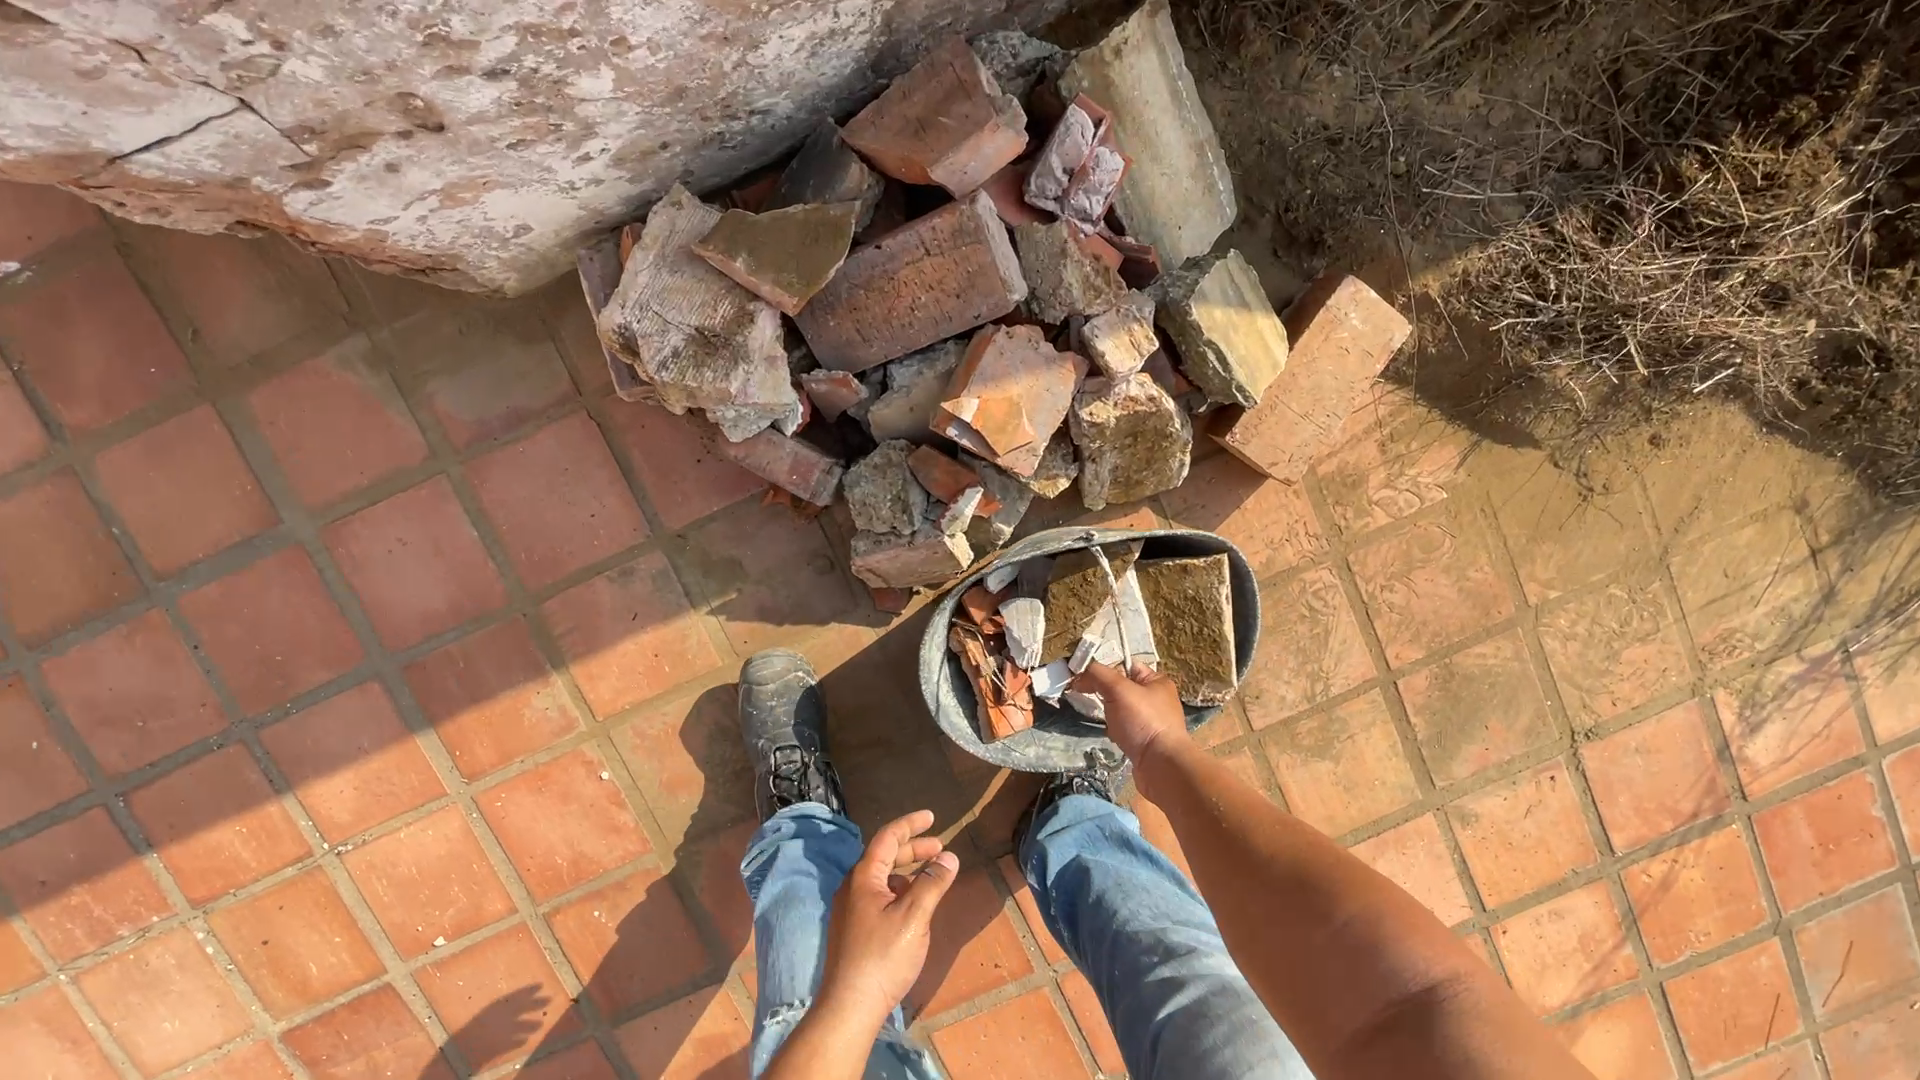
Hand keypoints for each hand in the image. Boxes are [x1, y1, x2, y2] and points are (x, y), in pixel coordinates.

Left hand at [818, 810, 958, 1024]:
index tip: (932, 817)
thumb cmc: (882, 957)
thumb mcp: (914, 918)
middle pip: (884, 856)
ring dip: (907, 871)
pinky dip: (900, 890)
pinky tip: (914, 905)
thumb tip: (949, 857)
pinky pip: (879, 896)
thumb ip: (932, 884)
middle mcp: (853, 887)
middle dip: (913, 848)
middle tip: (940, 847)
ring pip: (882, 878)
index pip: (888, 838)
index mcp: (864, 877)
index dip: (911, 824)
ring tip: (932, 874)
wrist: (849, 1007)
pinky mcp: (854, 930)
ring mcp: (850, 910)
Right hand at [1072, 661, 1189, 766]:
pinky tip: (1113, 735)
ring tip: (1104, 720)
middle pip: (1121, 688)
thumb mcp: (1118, 690)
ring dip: (1109, 714)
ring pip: (1120, 709)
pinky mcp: (1145, 740)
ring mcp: (1152, 721)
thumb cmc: (1143, 722)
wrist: (1161, 766)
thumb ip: (1098, 674)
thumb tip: (1080, 673)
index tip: (1083, 676)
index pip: (1126, 665)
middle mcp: (1156, 699)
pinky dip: (1115, 730)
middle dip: (1104, 693)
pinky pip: (1124, 728)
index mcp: (1157, 681)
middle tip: (1089, 697)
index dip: (1104, 668)